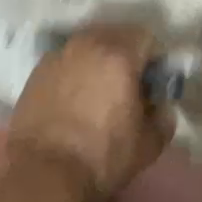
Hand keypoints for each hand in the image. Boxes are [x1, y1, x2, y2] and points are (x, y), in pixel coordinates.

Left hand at [7, 25, 168, 192]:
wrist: (46, 167)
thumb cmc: (103, 155)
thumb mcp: (148, 144)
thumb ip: (162, 117)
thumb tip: (160, 104)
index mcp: (117, 55)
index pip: (145, 36)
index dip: (155, 56)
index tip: (155, 80)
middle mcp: (85, 44)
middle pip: (114, 34)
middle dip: (127, 53)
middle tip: (130, 83)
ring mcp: (58, 53)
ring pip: (87, 43)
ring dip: (99, 58)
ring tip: (101, 89)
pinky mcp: (38, 67)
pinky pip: (66, 57)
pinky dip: (76, 68)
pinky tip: (75, 95)